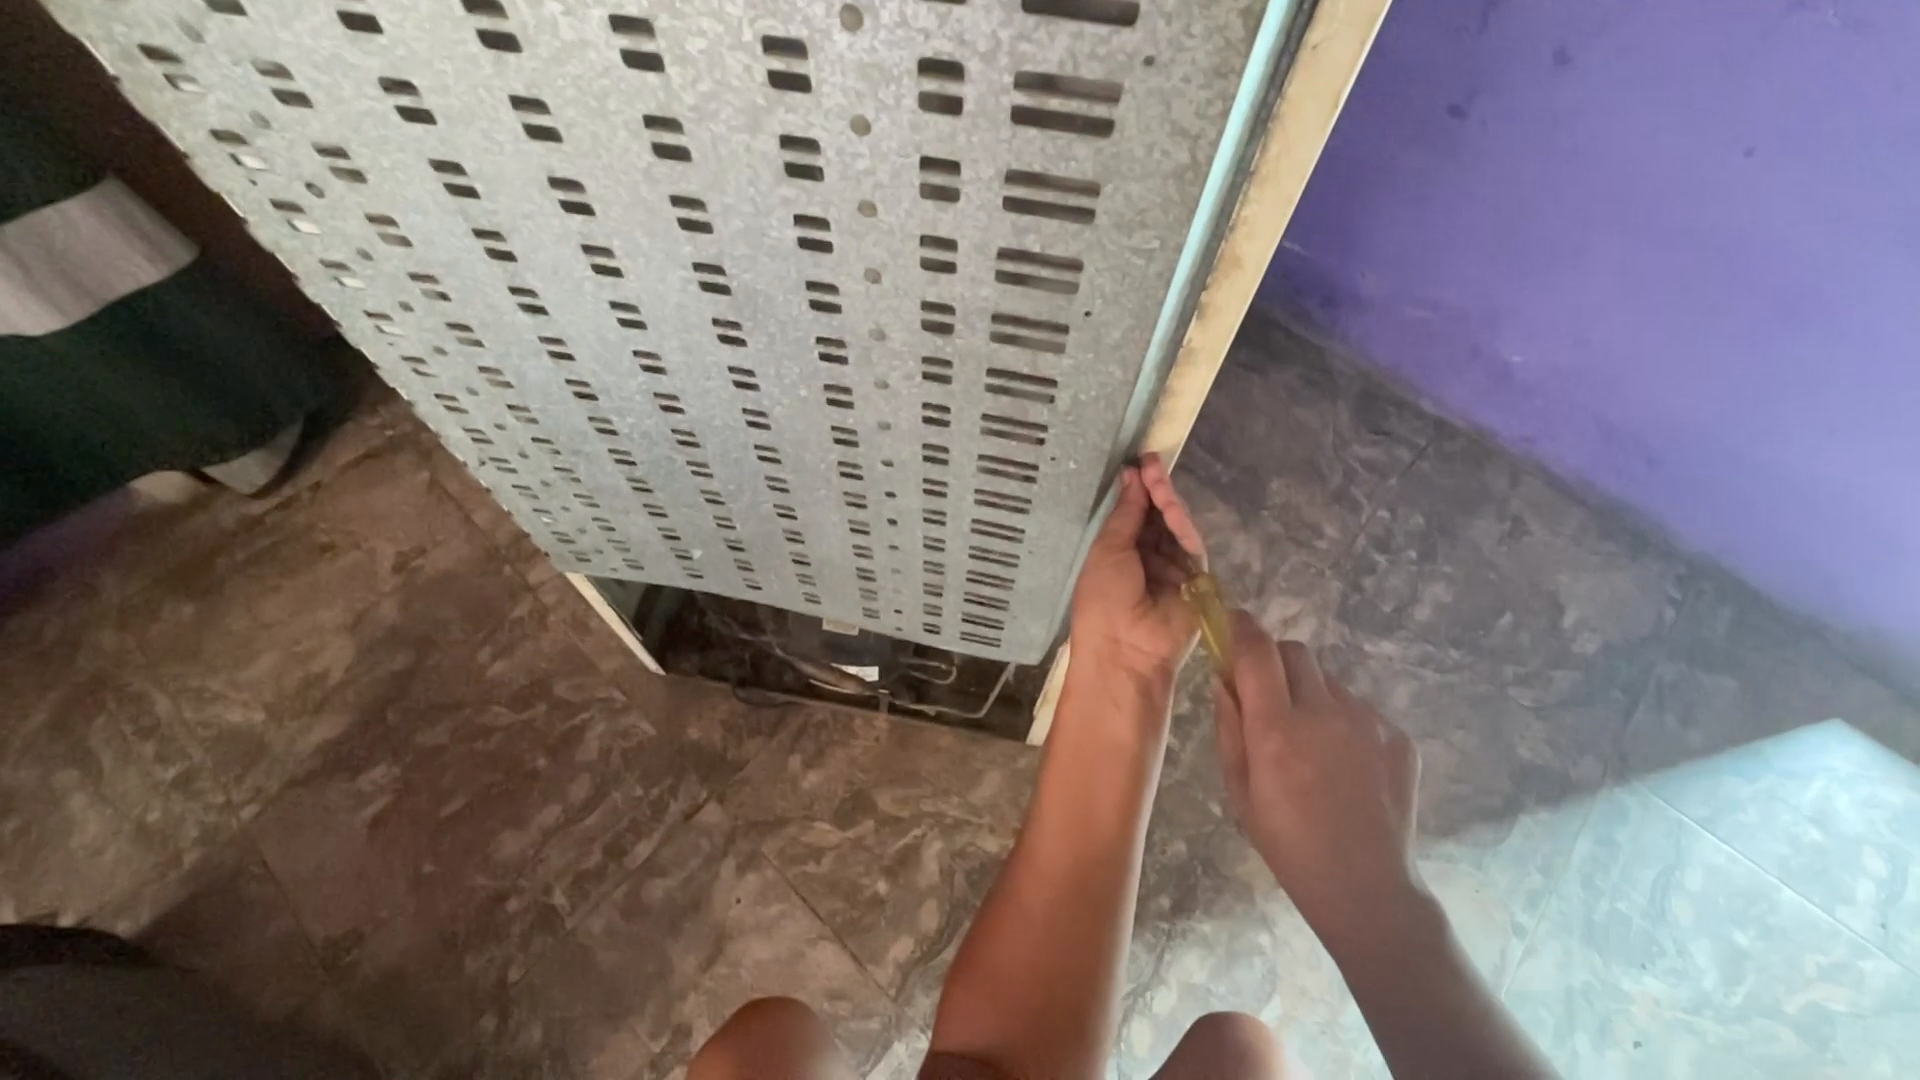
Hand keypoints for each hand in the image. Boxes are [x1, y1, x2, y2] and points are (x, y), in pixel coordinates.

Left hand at [1068, 454, 1204, 684]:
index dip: (1139, 489)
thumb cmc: (1103, 600)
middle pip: (1158, 517)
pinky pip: (1192, 546)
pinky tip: (1173, 510)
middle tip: (1153, 464)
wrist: (1126, 649)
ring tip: (1160, 484)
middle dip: (1156, 489)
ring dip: (1169, 503)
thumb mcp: (1107, 550)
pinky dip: (1183, 527)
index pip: (1135, 515)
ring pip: (1177, 527)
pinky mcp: (1197, 580)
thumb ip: (1126, 513)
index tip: (1141, 462)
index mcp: (1119, 554)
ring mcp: (1172, 569)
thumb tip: (1131, 476)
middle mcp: (1147, 559)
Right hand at [1213, 612, 1424, 943]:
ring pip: (1330, 682)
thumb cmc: (1287, 843)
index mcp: (1277, 729)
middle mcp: (1324, 714)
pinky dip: (1345, 723)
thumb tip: (1224, 679)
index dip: (1241, 628)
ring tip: (1313, 747)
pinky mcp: (1399, 738)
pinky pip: (1361, 710)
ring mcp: (1369, 723)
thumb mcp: (1238, 788)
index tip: (1232, 621)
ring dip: (1312, 695)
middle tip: (1270, 695)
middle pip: (1296, 652)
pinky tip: (1346, 767)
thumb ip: (1229, 726)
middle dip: (1276, 661)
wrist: (1365, 886)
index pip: (1257, 651)